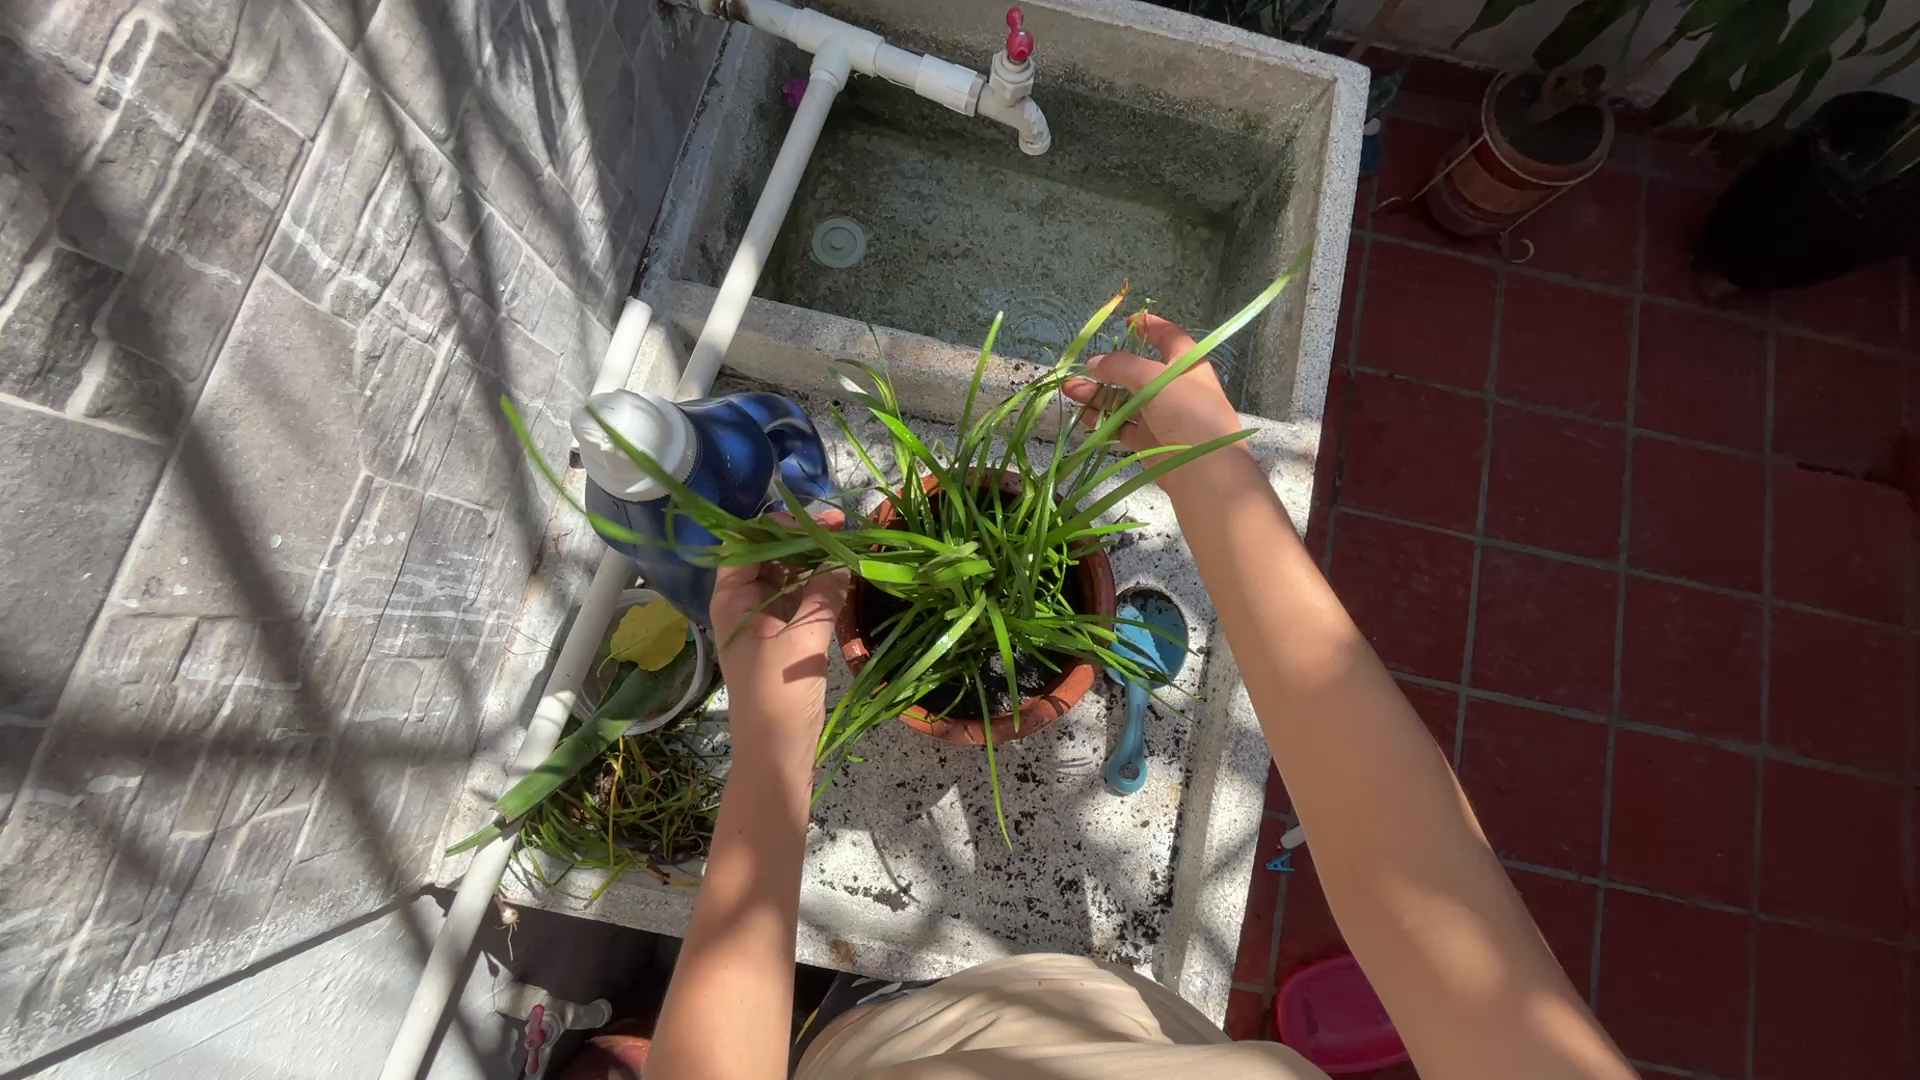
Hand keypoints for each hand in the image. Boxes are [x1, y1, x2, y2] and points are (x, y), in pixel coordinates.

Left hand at [708, 510, 850, 773]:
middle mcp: (743, 604)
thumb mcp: (803, 639)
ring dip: (815, 561)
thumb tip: (844, 559)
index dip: (779, 526)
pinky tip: (846, 578)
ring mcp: (764, 621)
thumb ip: (824, 594)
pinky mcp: (785, 637)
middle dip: (803, 540)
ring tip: (848, 547)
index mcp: (732, 599)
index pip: (747, 543)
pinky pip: (801, 599)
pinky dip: (820, 586)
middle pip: (770, 557)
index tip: (819, 521)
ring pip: (788, 577)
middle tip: (844, 529)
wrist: (777, 753)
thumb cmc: (778, 695)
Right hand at [1060, 313, 1244, 454]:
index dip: (1149, 327)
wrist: (1203, 468)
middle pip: (1135, 372)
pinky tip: (1085, 417)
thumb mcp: (1153, 378)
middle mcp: (1173, 387)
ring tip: (1071, 392)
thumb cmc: (1187, 412)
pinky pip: (1122, 426)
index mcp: (1185, 364)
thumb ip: (1121, 366)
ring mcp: (1161, 416)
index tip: (1127, 322)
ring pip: (1124, 400)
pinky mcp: (1150, 441)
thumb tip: (1094, 362)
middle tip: (1080, 370)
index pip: (1168, 337)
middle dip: (1107, 370)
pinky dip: (1104, 421)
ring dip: (1098, 395)